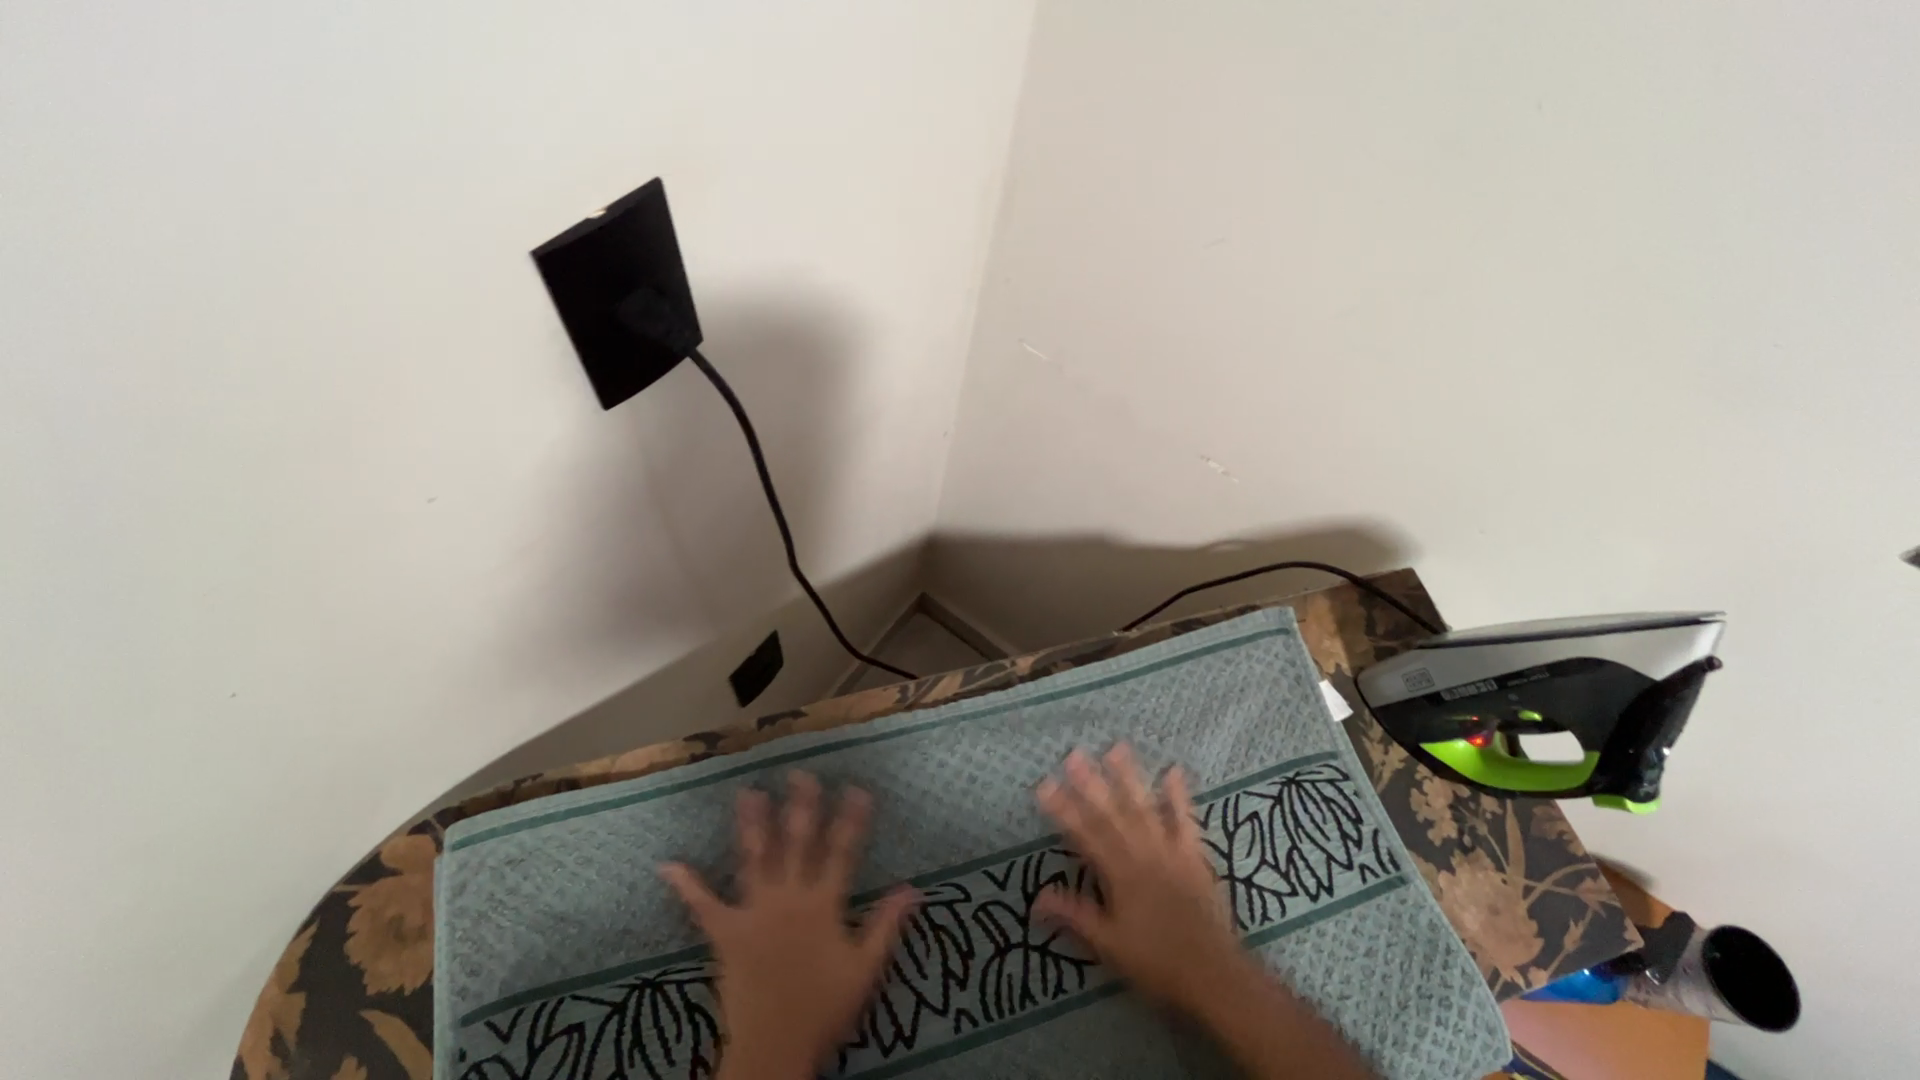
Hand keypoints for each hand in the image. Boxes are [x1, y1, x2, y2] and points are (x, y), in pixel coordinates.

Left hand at [660, 772, 916, 1079]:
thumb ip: (887, 924)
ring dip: (752, 825)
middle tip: (799, 774)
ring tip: (748, 793)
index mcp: (824, 904)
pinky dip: (687, 885)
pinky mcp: (726, 933)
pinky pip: (703, 905)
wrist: (775, 1046)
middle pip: (797, 844)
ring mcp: (755, 912)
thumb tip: (914, 888)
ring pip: (754, 859)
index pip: (842, 853)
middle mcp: (789, 898)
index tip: (856, 788)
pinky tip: (668, 864)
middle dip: (801, 807)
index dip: (851, 820)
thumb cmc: (824, 1007)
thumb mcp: (865, 967)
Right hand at [1033, 744, 1251, 1012]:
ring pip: (1146, 809)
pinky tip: (1174, 771)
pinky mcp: (1195, 857)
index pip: (1084, 835)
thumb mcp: (1107, 944)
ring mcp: (1171, 852)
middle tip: (1074, 754)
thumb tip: (1036, 897)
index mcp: (1118, 875)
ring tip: (1117, 748)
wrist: (1214, 975)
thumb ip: (1074, 915)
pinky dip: (1179, 796)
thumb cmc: (1155, 962)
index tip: (1045, 784)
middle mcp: (1142, 855)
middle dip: (1091, 783)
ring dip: (1130, 778)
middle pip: (1112, 814)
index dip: (1063, 809)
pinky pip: (1186, 821)